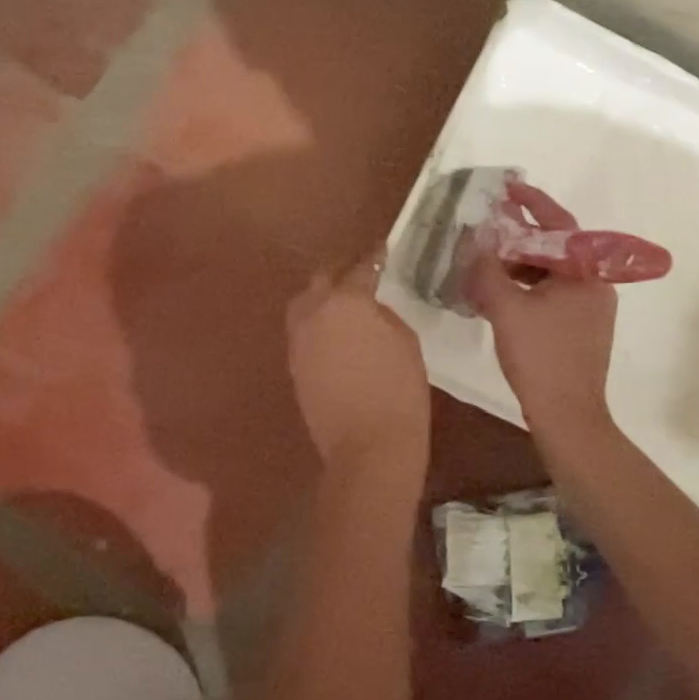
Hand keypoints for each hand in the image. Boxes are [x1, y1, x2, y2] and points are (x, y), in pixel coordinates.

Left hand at [286, 252, 431, 480]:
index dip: (375, 258)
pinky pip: (304, 333)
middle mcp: (313, 313)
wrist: (367, 448)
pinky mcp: (293, 366)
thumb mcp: (405, 341)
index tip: (385, 252)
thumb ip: (383, 314)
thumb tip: (371, 308)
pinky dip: (318, 326)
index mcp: (345, 300)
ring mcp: (298, 341)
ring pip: (305, 305)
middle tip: (361, 276)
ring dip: (324, 299)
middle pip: (322, 279)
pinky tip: (338, 336)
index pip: (360, 267)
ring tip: (346, 306)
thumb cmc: (399, 390)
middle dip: (341, 273)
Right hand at [468, 183, 617, 435]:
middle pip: (555, 248)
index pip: (559, 222)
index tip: (508, 188)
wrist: (569, 415)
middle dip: (519, 238)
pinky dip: (527, 289)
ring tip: (486, 267)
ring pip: (551, 274)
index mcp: (584, 271)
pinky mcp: (583, 329)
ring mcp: (591, 308)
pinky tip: (500, 297)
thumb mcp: (506, 308)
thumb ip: (487, 268)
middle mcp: (594, 283)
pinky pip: (553, 295)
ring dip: (519, 266)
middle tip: (488, 229)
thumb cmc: (540, 356)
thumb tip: (473, 238)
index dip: (532, 202)